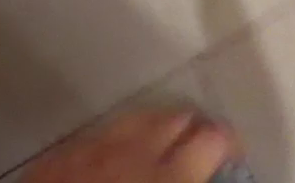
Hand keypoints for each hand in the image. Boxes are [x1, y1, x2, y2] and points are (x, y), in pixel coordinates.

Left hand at [23, 110, 236, 182]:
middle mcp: (136, 150)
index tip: (234, 159)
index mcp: (168, 176)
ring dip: (157, 130)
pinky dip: (116, 142)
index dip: (229, 146)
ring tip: (162, 148)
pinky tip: (114, 159)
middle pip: (178, 118)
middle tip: (200, 155)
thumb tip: (201, 175)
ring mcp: (94, 147)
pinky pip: (99, 136)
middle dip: (194, 132)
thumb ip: (185, 179)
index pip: (214, 139)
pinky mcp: (60, 156)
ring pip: (138, 118)